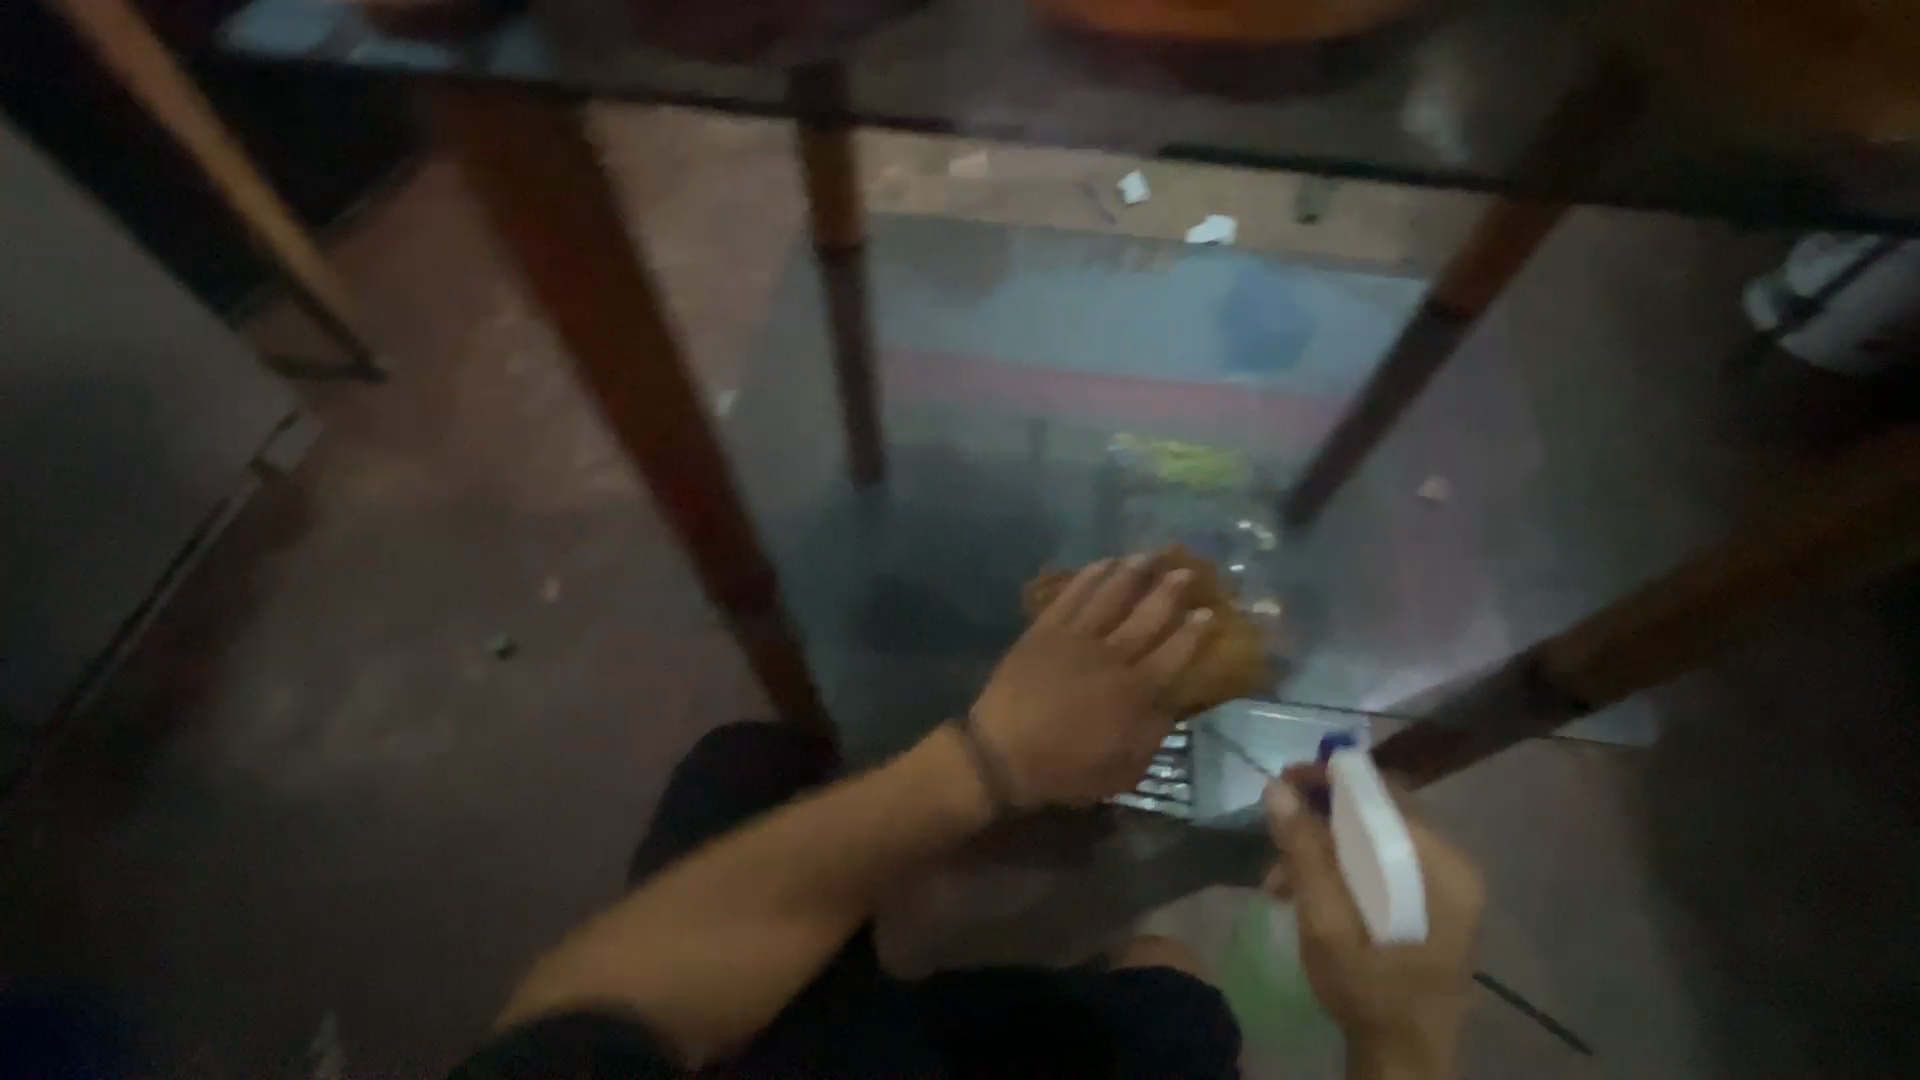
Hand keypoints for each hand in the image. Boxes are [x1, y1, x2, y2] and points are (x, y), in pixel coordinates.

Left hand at [970, 555, 1211, 806]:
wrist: (1001, 754)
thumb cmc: (1064, 769)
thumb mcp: (1121, 771)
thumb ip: (1151, 738)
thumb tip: (1170, 709)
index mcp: (1133, 692)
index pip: (1173, 654)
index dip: (1192, 632)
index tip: (1208, 612)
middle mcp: (1110, 656)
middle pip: (1147, 616)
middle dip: (1170, 592)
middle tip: (1186, 570)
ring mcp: (1075, 639)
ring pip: (1110, 597)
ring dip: (1132, 574)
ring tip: (1148, 555)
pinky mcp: (1044, 631)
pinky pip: (1071, 596)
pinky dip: (1088, 577)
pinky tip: (1103, 563)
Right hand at [1263, 766, 1483, 1073]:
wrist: (1403, 1058)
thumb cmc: (1367, 990)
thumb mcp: (1326, 921)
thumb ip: (1305, 852)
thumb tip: (1277, 789)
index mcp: (1440, 867)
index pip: (1383, 794)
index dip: (1329, 779)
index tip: (1282, 781)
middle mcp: (1452, 866)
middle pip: (1375, 813)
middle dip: (1318, 817)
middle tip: (1275, 826)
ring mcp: (1443, 886)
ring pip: (1371, 837)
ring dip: (1321, 846)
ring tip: (1278, 876)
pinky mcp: (1429, 903)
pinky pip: (1377, 861)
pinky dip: (1338, 866)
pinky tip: (1303, 890)